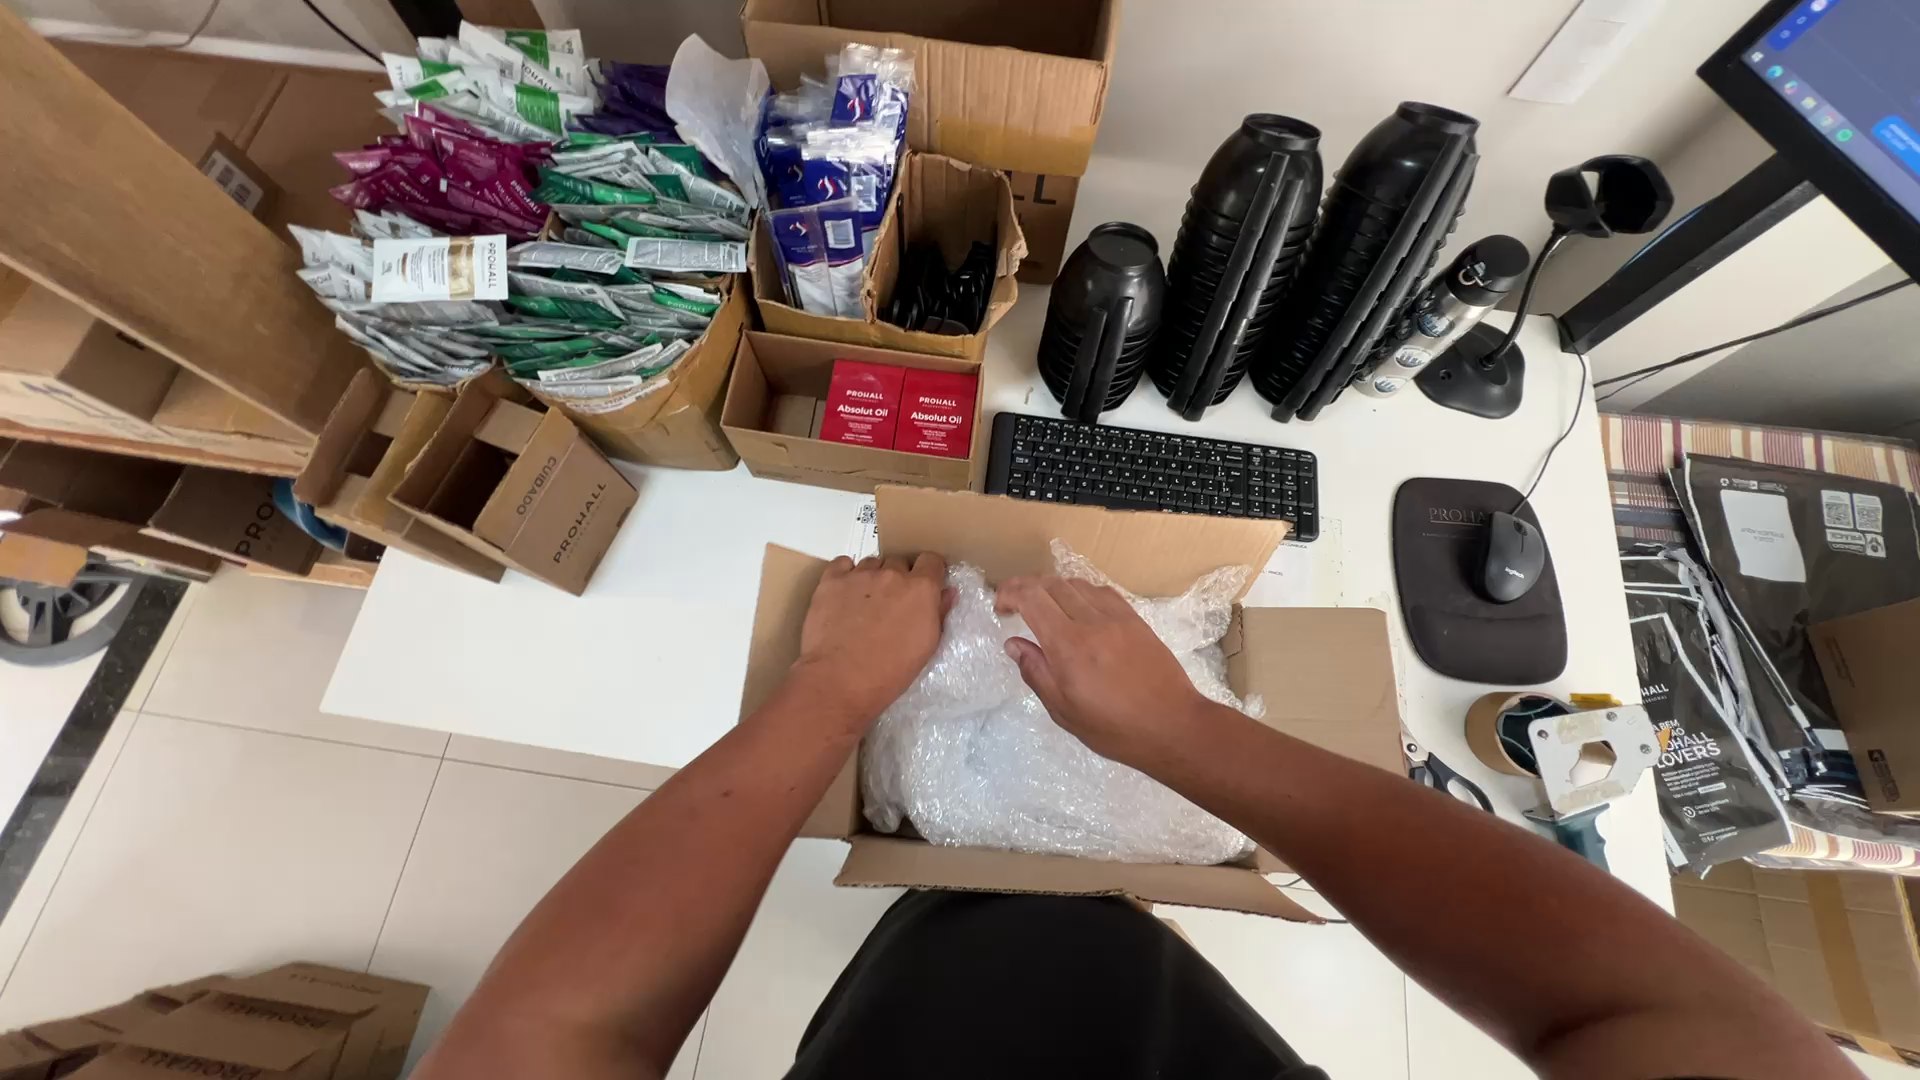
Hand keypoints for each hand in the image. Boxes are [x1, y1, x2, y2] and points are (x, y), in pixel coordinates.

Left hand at [791, 553, 950, 729]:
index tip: (925, 586)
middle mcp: (892, 574)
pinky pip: (842, 564)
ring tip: (865, 604)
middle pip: (899, 562)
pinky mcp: (831, 581)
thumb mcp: (926, 647)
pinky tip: (844, 593)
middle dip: (899, 578)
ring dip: (873, 577)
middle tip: (891, 604)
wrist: (840, 680)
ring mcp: (859, 575)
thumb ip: (939, 613)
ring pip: (871, 563)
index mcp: (921, 589)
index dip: (929, 572)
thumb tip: (948, 592)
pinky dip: (845, 574)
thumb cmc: (890, 671)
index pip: (931, 560)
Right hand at [995, 575, 1217, 763]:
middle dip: (1025, 586)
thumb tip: (1014, 644)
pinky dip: (1080, 592)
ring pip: (1075, 583)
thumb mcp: (1063, 710)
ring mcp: (1116, 617)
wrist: (1172, 726)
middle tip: (1013, 603)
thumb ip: (1035, 672)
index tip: (1000, 607)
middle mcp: (1091, 622)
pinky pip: (1101, 591)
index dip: (1009, 593)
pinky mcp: (1135, 619)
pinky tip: (1077, 608)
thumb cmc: (1113, 728)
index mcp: (1068, 646)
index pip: (1031, 598)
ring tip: (1043, 605)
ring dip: (1051, 587)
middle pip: (1050, 583)